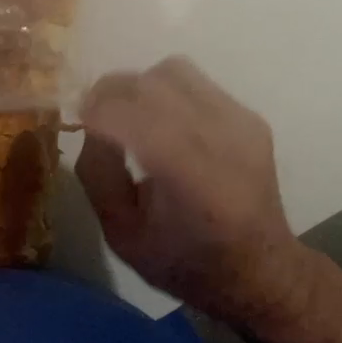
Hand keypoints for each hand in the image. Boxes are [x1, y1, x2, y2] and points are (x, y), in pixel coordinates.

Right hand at [75, 57, 306, 326]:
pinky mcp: (249, 116)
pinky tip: (163, 121)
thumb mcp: (122, 236)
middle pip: (148, 86)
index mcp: (193, 182)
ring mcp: (240, 124)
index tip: (78, 123)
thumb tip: (91, 125)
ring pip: (170, 71)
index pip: (131, 118)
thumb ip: (97, 175)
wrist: (263, 271)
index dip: (95, 112)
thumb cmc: (186, 262)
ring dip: (139, 87)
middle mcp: (223, 143)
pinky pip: (192, 81)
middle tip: (96, 116)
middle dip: (110, 94)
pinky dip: (165, 91)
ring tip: (130, 114)